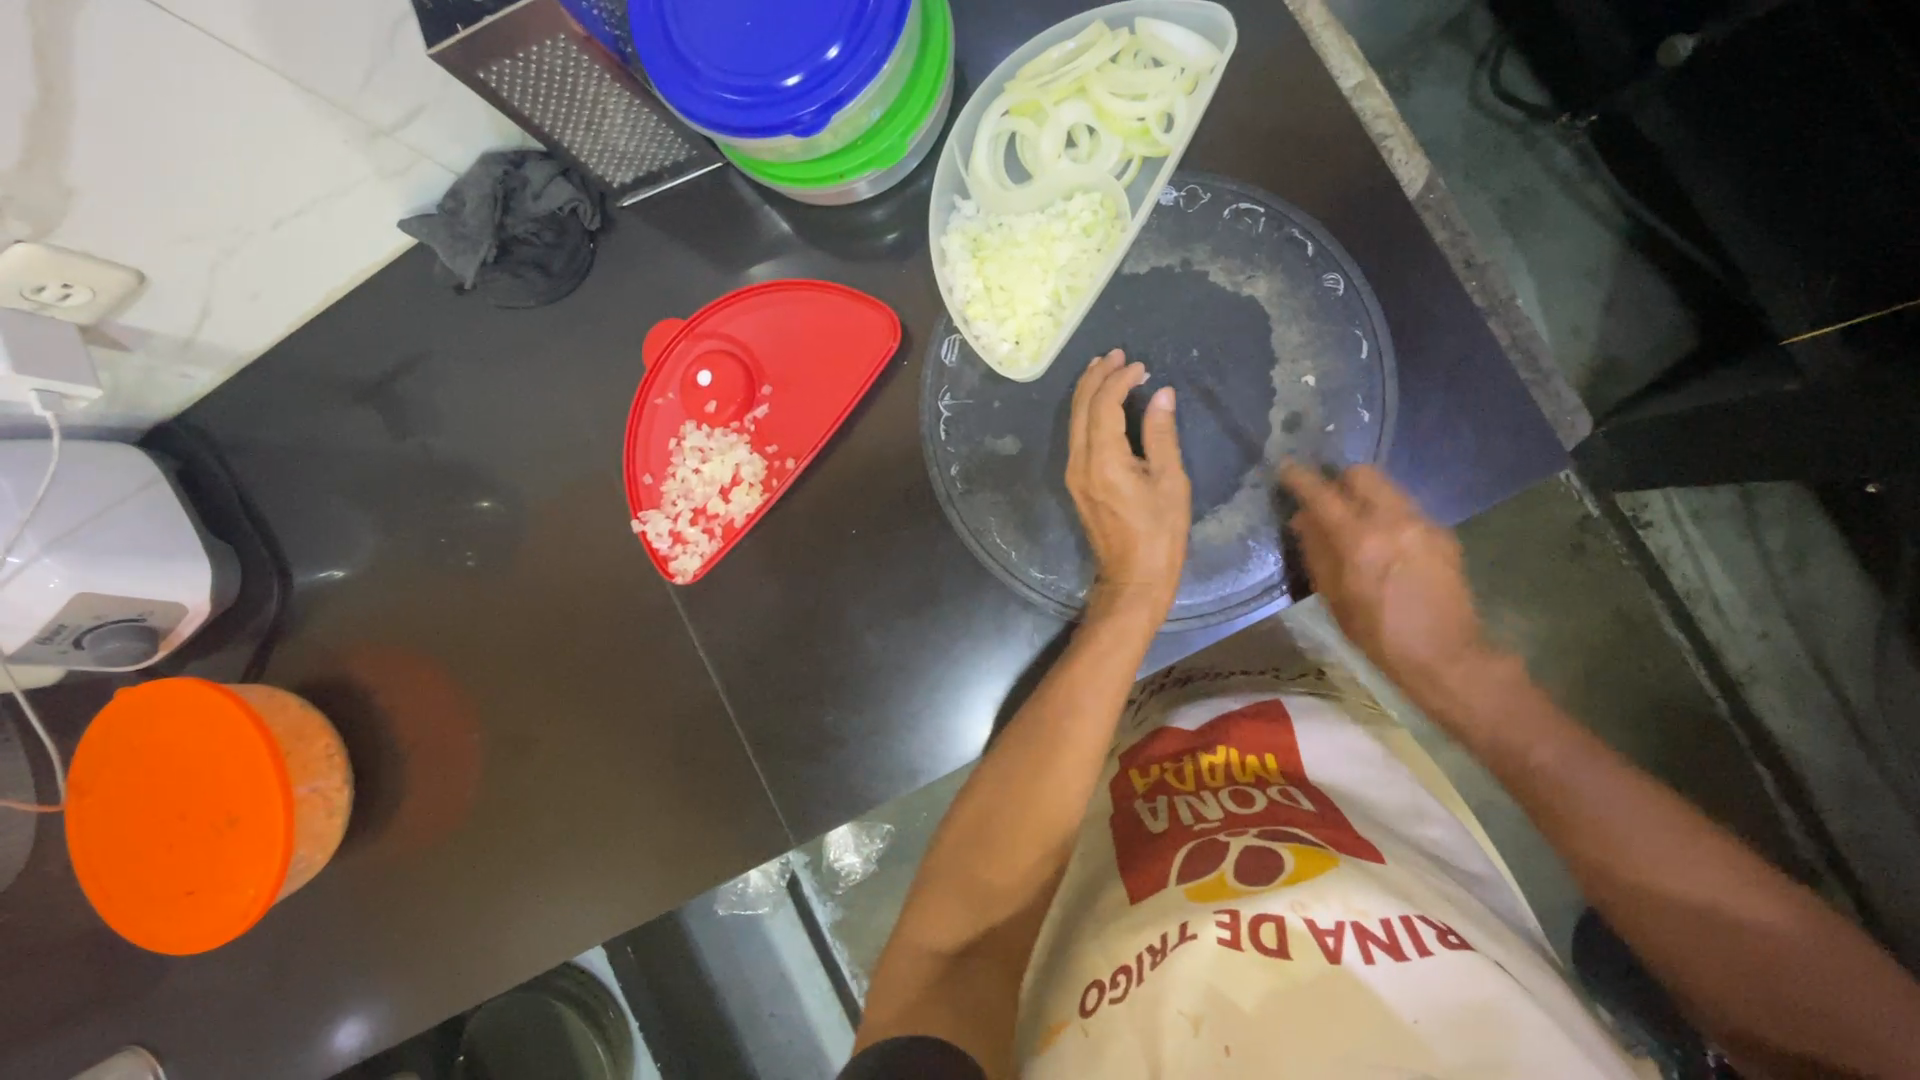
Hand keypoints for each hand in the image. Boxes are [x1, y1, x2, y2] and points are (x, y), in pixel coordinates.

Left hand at [1067, 350, 1190, 619]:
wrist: (1133, 577)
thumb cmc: (1160, 534)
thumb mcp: (1170, 481)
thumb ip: (1161, 434)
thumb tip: (1160, 394)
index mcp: (1103, 459)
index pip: (1103, 404)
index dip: (1120, 379)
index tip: (1140, 365)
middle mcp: (1080, 462)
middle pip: (1080, 407)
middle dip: (1097, 377)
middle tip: (1117, 354)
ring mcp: (1074, 473)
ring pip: (1074, 421)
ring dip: (1089, 392)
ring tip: (1106, 368)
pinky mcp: (1077, 482)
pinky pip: (1077, 436)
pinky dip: (1088, 412)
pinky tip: (1102, 404)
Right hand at [1279, 463, 1496, 691]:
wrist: (1445, 655)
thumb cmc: (1378, 634)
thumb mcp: (1334, 597)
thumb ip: (1317, 551)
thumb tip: (1304, 520)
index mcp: (1359, 540)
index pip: (1322, 494)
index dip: (1300, 478)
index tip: (1286, 468)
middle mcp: (1393, 521)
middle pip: (1362, 474)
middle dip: (1340, 480)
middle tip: (1327, 499)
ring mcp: (1423, 524)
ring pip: (1388, 489)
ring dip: (1366, 497)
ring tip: (1357, 523)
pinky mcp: (1443, 534)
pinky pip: (1407, 511)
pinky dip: (1389, 517)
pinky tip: (1387, 545)